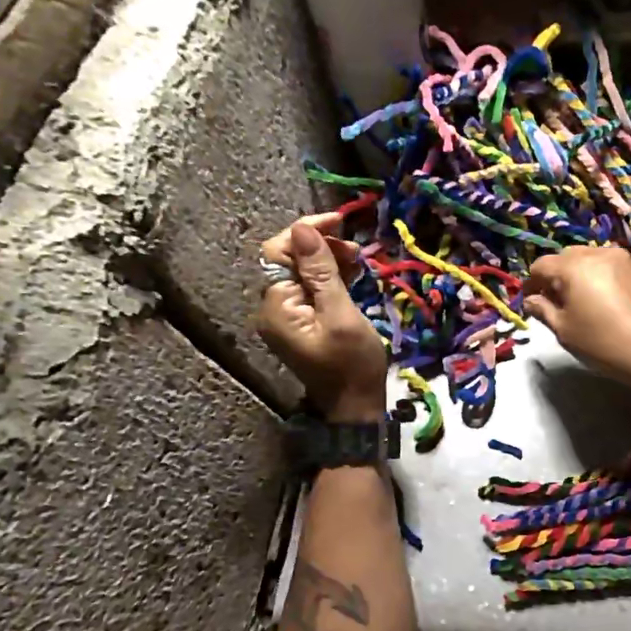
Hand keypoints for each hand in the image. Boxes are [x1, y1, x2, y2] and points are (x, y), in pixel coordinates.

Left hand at [258, 216, 386, 420]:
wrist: (355, 408)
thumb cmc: (352, 365)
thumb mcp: (341, 315)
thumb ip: (321, 272)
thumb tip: (303, 228)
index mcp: (277, 307)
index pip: (278, 251)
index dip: (307, 230)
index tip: (341, 221)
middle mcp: (273, 308)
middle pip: (288, 259)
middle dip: (320, 245)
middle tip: (355, 249)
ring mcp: (286, 317)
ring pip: (301, 272)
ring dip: (328, 259)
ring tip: (358, 261)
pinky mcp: (301, 322)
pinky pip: (309, 289)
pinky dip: (329, 277)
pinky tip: (351, 274)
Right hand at [521, 245, 630, 404]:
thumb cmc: (607, 344)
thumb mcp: (566, 332)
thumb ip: (544, 310)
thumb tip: (532, 300)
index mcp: (573, 266)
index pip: (540, 266)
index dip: (531, 284)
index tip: (530, 303)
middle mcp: (599, 253)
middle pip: (566, 258)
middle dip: (556, 278)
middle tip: (555, 305)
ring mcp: (625, 259)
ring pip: (591, 261)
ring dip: (580, 278)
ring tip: (582, 306)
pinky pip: (612, 269)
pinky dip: (602, 281)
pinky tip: (607, 306)